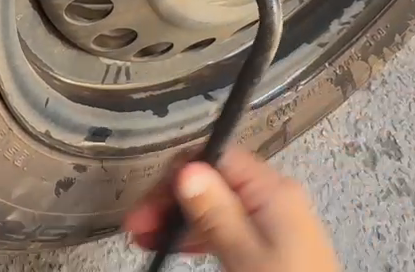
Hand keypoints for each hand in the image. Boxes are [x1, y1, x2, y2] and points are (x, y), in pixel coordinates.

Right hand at [124, 149, 340, 271]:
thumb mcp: (246, 257)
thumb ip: (216, 212)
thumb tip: (186, 170)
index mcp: (272, 190)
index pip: (214, 157)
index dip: (176, 175)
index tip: (148, 203)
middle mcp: (275, 197)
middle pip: (213, 181)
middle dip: (173, 199)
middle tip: (139, 226)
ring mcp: (275, 221)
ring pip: (218, 206)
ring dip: (182, 218)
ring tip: (149, 239)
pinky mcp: (274, 244)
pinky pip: (230, 226)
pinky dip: (202, 234)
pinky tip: (182, 247)